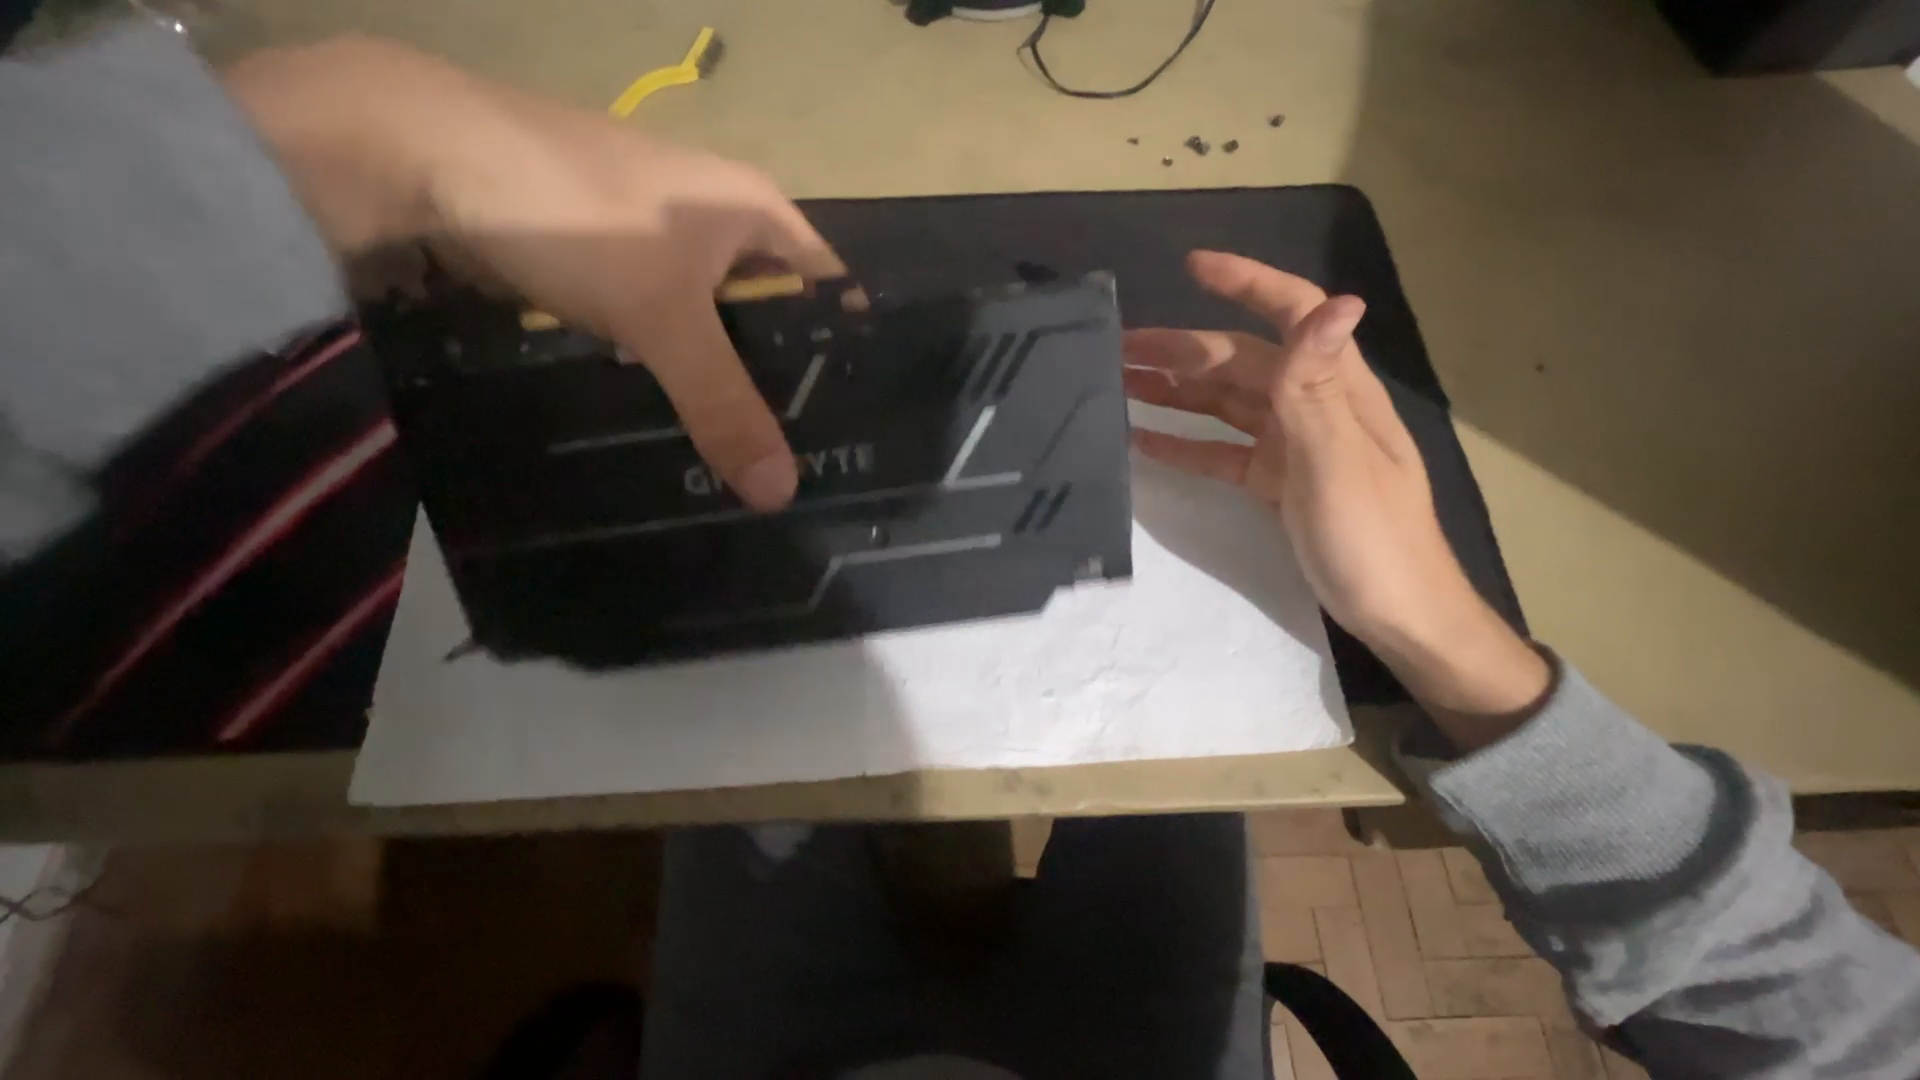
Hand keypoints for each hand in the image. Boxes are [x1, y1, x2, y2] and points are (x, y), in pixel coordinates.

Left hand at [224, 36, 843, 509]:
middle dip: (785, 387)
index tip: (855, 430)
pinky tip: (684, 429)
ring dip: (726, 389)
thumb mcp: (664, 316)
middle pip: (777, 320)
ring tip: (751, 463)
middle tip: (804, 465)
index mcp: (759, 214)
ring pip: (718, 334)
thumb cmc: (575, 216)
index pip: (833, 293)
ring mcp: (665, 249)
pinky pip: (667, 337)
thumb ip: (725, 403)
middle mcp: (723, 226)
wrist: (419, 156)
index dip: (848, 358)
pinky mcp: (617, 274)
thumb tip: (781, 494)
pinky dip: (674, 378)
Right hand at [1124, 252, 1547, 741]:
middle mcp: (1312, 406)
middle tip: (1116, 348)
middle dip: (1181, 348)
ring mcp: (1292, 446)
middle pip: (1240, 362)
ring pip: (1224, 404)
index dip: (1246, 283)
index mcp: (1335, 389)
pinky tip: (1142, 439)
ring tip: (1118, 383)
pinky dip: (1183, 443)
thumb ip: (1317, 388)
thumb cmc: (1372, 540)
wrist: (1398, 614)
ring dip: (1174, 390)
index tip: (1192, 266)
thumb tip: (1334, 300)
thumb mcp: (1340, 463)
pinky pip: (1220, 451)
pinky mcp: (1275, 483)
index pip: (1292, 314)